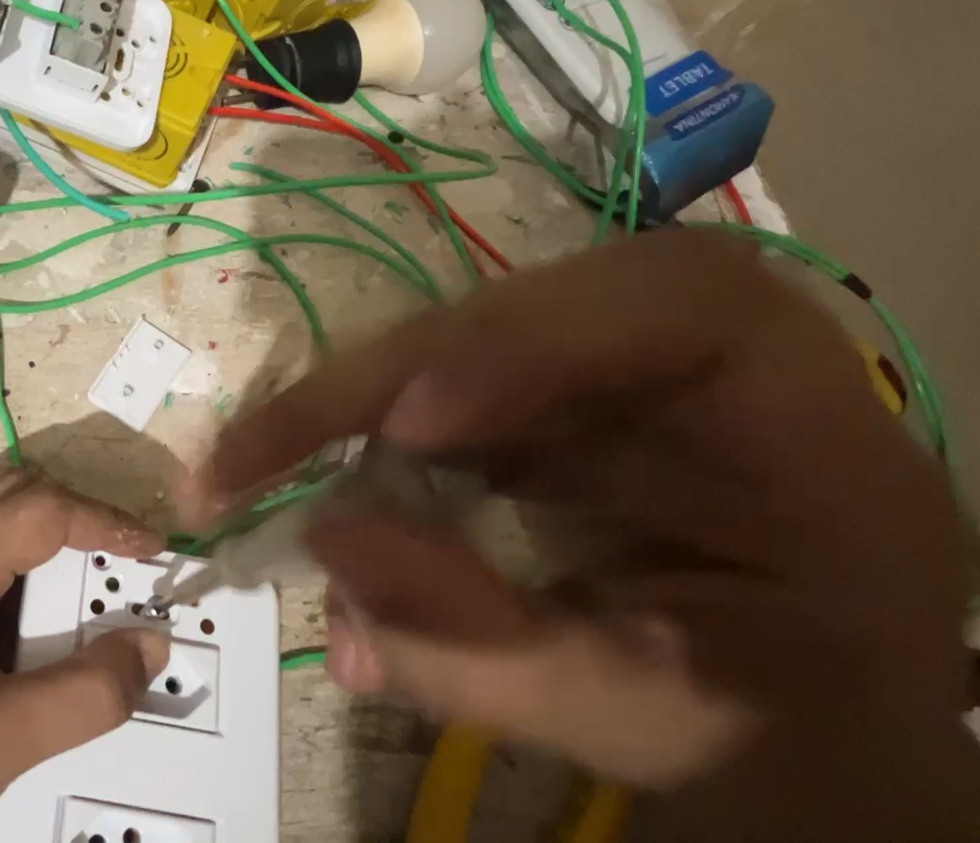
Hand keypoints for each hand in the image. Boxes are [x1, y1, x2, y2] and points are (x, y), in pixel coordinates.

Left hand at [0, 471, 169, 842]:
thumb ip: (86, 693)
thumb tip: (151, 645)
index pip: (42, 509)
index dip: (107, 521)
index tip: (156, 551)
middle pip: (9, 496)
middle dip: (74, 519)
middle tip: (122, 566)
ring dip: (36, 545)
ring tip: (78, 600)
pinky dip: (2, 572)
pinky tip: (16, 632)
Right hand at [184, 232, 977, 835]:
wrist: (787, 724)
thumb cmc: (762, 730)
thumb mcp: (636, 717)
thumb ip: (477, 645)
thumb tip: (317, 538)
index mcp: (792, 422)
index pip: (677, 304)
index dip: (531, 339)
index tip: (409, 429)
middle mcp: (681, 365)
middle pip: (504, 312)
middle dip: (364, 383)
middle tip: (245, 463)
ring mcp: (590, 374)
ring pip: (440, 342)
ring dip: (332, 407)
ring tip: (242, 472)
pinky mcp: (524, 399)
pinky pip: (416, 385)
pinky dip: (341, 430)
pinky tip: (285, 469)